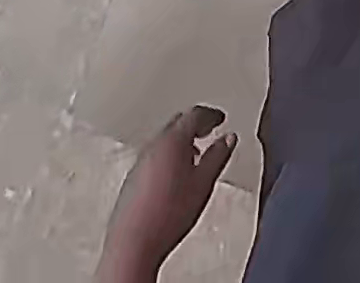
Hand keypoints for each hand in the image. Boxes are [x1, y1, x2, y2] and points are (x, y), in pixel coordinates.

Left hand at [98, 105, 237, 282]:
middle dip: (195, 124)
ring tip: (195, 153)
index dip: (210, 114)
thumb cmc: (168, 214)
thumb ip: (218, 155)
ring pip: (164, 140)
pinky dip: (167, 156)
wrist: (133, 246)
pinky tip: (174, 174)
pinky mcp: (131, 181)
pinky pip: (153, 157)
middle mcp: (153, 147)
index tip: (219, 118)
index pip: (195, 115)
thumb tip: (228, 139)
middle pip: (177, 123)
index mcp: (173, 140)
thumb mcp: (204, 181)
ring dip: (181, 141)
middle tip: (208, 128)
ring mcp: (139, 164)